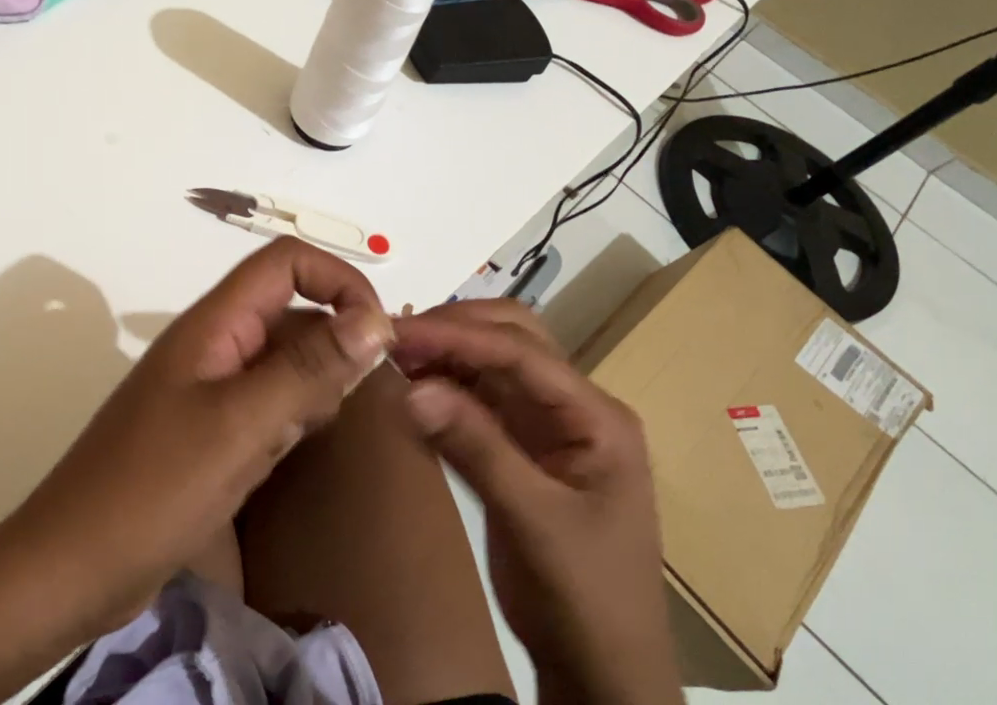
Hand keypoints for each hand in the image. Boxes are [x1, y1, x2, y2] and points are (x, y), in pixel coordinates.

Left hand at [12, 237, 395, 633]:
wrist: (73, 567)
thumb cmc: (154, 490)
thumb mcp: (241, 426)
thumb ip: (308, 369)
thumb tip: (374, 319)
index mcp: (212, 327)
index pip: (284, 264)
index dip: (338, 280)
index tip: (378, 334)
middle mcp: (210, 348)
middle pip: (287, 310)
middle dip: (335, 336)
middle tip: (369, 391)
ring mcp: (206, 392)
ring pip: (280, 361)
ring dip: (317, 380)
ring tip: (334, 423)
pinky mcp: (205, 434)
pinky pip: (265, 405)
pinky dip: (293, 416)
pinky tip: (299, 449)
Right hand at [393, 301, 681, 704]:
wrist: (603, 668)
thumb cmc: (586, 595)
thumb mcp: (535, 521)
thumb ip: (478, 447)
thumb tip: (411, 387)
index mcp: (596, 416)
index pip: (522, 353)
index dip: (457, 336)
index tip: (397, 332)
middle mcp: (575, 408)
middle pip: (514, 340)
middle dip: (455, 329)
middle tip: (392, 337)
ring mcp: (549, 427)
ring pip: (494, 365)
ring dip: (447, 352)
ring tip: (394, 355)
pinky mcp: (523, 449)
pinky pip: (481, 400)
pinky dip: (446, 386)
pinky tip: (412, 386)